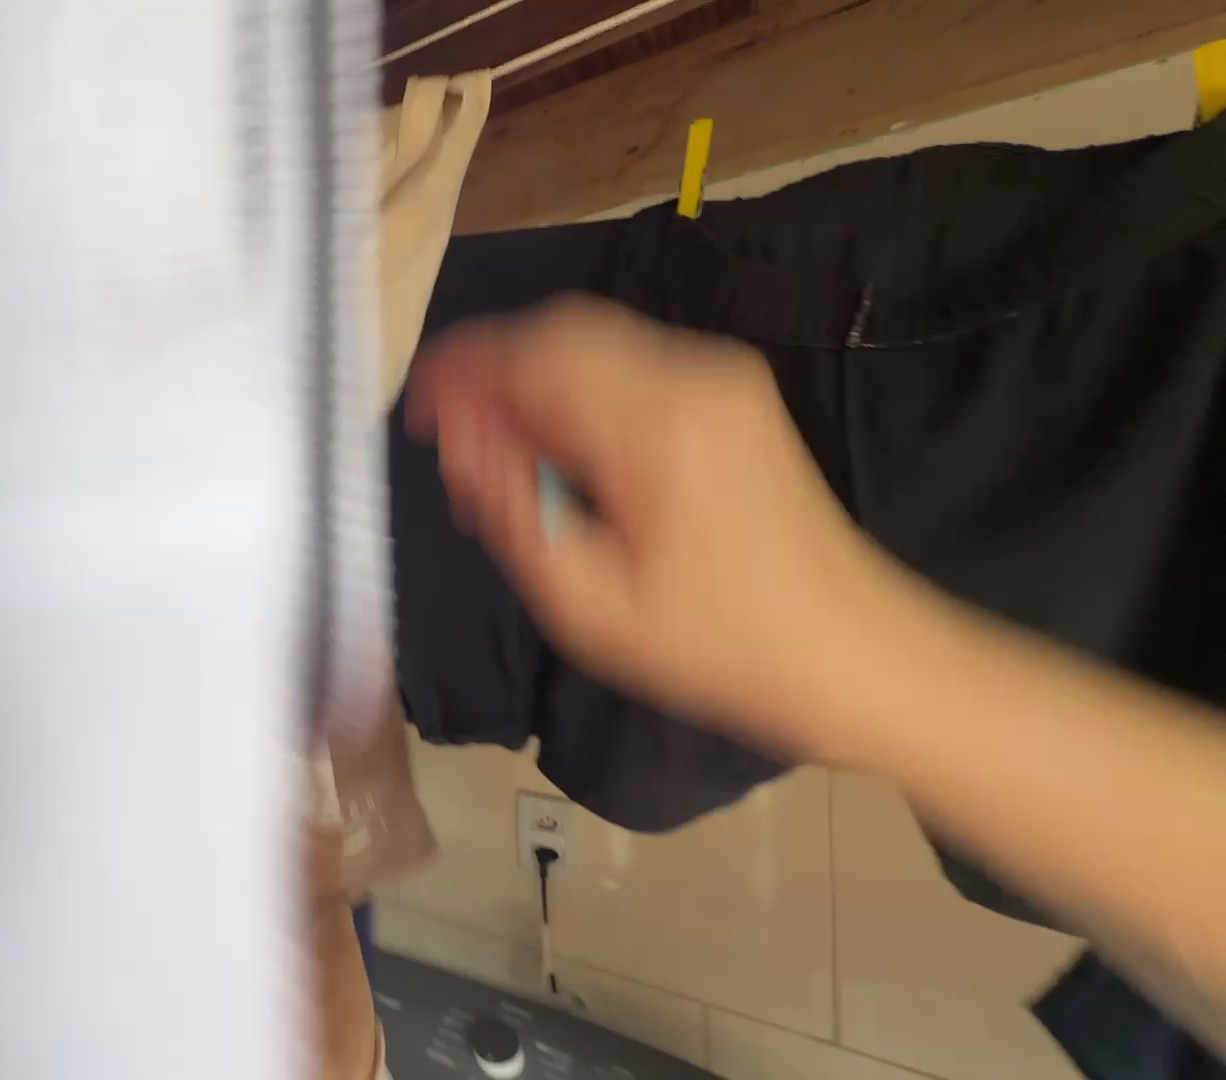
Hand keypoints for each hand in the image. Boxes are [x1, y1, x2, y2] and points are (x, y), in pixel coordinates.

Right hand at [406, 297, 906, 761]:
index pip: (531, 359)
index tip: (420, 415)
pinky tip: (553, 450)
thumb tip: (460, 440)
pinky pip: (619, 364)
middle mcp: (692, 378)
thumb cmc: (713, 645)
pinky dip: (565, 391)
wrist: (852, 650)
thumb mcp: (585, 603)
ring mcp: (717, 376)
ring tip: (497, 456)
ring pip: (585, 341)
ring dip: (524, 382)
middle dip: (486, 370)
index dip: (459, 373)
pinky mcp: (725, 390)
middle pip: (557, 331)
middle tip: (454, 440)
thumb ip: (512, 508)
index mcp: (657, 432)